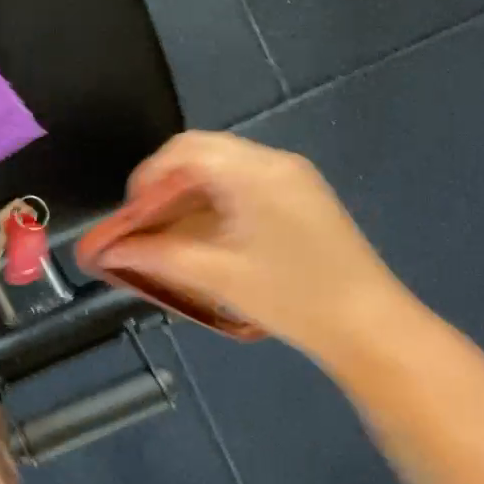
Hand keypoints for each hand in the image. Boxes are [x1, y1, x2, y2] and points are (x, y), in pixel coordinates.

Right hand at [94, 131, 414, 357]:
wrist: (377, 333)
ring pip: (218, 163)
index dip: (147, 178)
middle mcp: (273, 161)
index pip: (182, 151)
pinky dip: (212, 196)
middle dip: (164, 181)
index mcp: (254, 172)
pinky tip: (205, 230)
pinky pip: (241, 177)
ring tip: (171, 227)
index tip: (132, 215)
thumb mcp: (216, 275)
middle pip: (199, 151)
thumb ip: (154, 255)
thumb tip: (105, 251)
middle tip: (147, 218)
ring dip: (187, 188)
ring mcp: (291, 176)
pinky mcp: (301, 194)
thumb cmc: (294, 298)